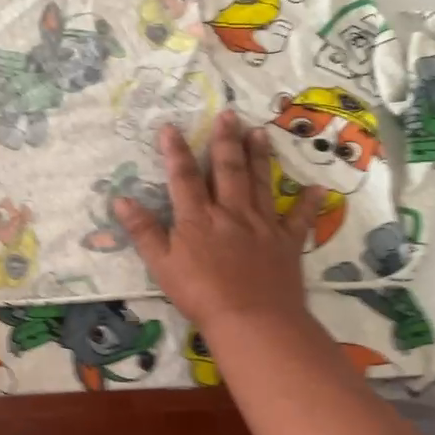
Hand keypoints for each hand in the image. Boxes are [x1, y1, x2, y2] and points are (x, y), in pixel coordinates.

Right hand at [115, 111, 322, 331]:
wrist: (253, 319)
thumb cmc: (199, 293)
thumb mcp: (160, 264)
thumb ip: (143, 230)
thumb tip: (120, 199)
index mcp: (196, 217)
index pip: (182, 176)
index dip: (175, 150)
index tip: (170, 127)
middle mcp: (230, 212)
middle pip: (226, 170)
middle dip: (224, 141)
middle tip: (228, 115)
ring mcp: (262, 225)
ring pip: (259, 183)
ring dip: (259, 156)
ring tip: (258, 132)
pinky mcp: (287, 242)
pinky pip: (299, 218)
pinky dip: (307, 202)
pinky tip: (315, 187)